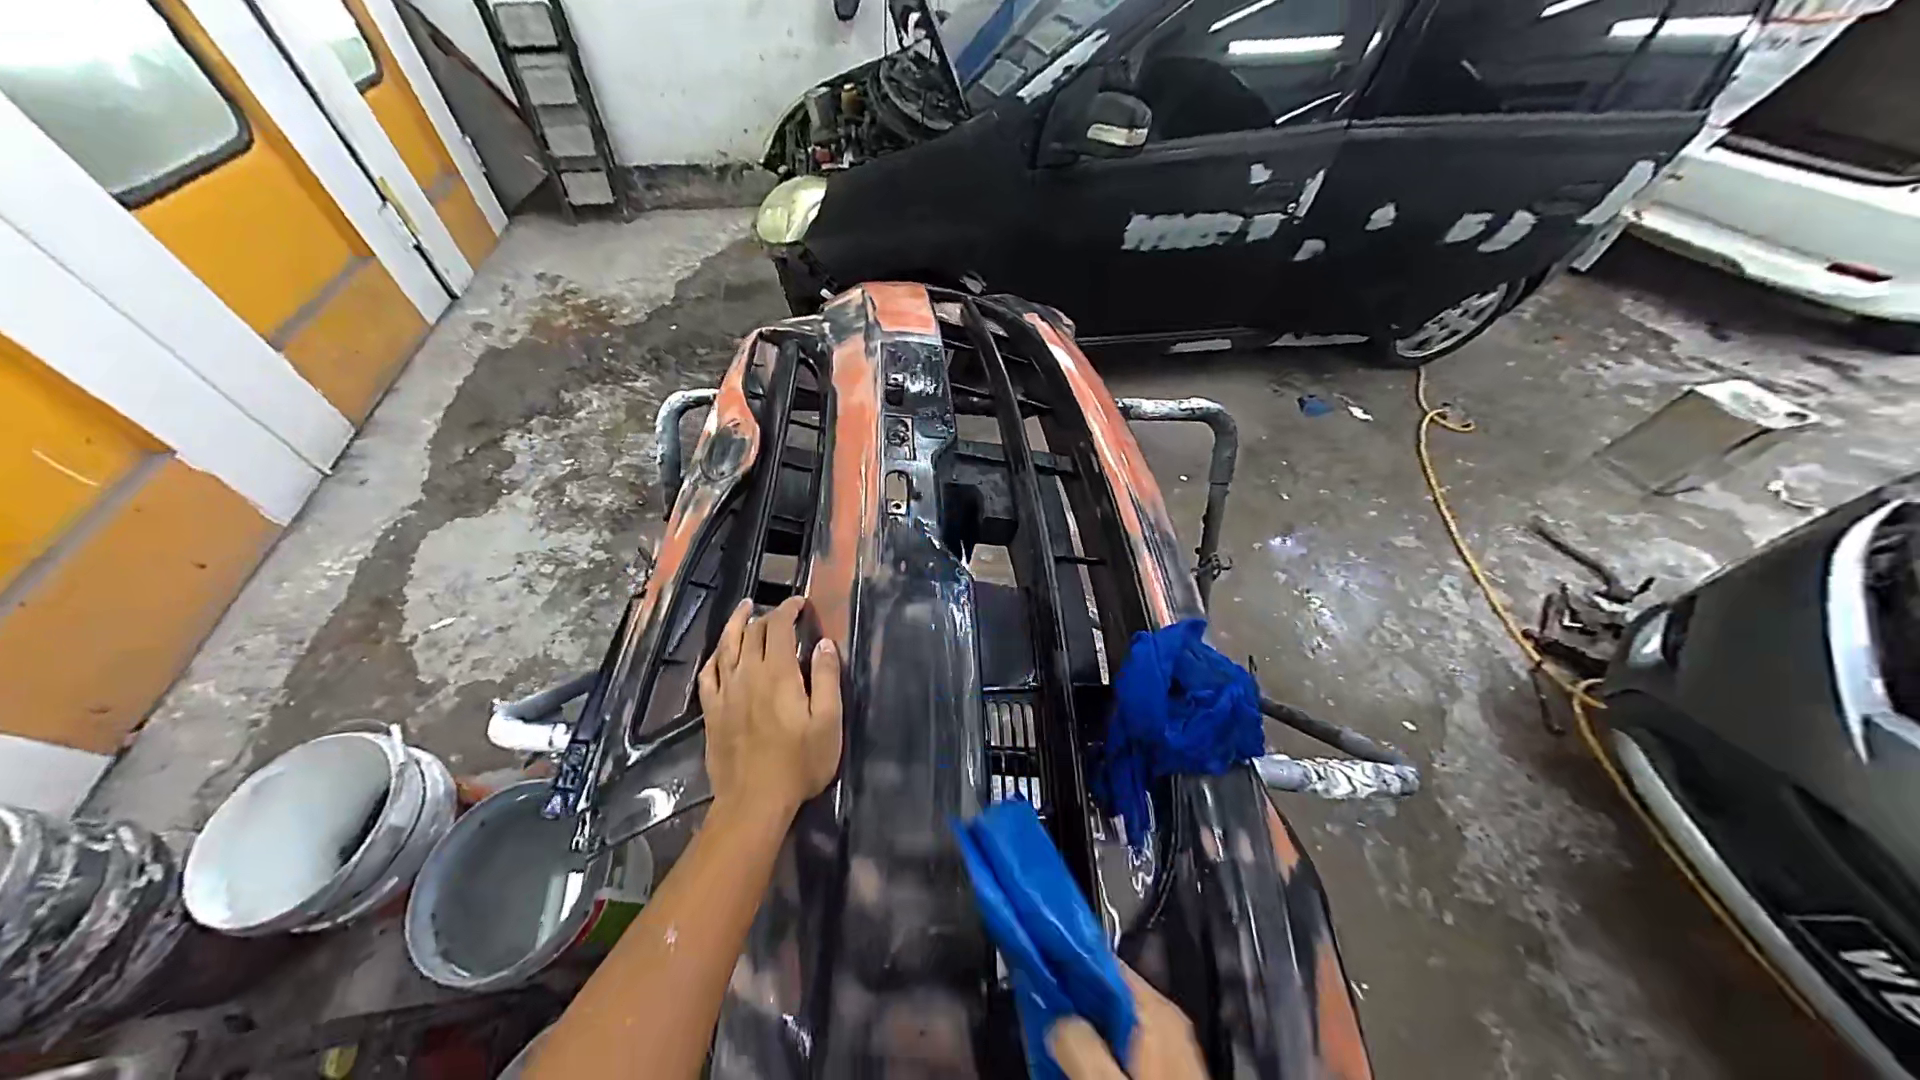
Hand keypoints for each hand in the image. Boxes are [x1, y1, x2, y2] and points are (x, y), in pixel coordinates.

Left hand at [698, 596, 843, 820]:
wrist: (754, 801)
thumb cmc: (799, 763)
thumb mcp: (828, 721)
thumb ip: (826, 678)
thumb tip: (824, 643)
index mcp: (777, 673)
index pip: (778, 627)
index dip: (789, 609)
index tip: (801, 603)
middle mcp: (747, 674)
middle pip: (752, 632)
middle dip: (768, 615)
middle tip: (782, 612)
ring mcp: (725, 692)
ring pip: (726, 645)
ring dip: (736, 623)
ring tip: (744, 608)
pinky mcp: (711, 711)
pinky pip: (708, 673)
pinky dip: (715, 656)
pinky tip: (719, 653)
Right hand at [1048, 965, 1206, 1079]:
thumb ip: (1080, 1046)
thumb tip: (1058, 1020)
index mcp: (1155, 1013)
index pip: (1106, 962)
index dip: (1070, 959)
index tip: (1040, 959)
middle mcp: (1164, 1022)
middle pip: (1108, 990)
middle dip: (1073, 997)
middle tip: (1039, 1005)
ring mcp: (1168, 1048)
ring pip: (1114, 1019)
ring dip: (1084, 1025)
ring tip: (1052, 1036)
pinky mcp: (1166, 1072)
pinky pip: (1124, 1043)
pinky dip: (1100, 1047)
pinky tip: (1081, 1065)